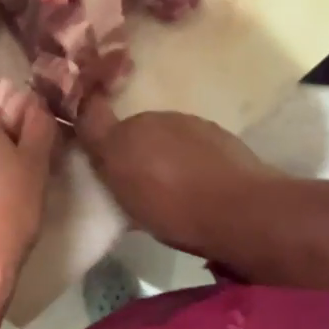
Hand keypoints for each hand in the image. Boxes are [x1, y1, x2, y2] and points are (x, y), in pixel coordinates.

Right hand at [77, 100, 278, 255]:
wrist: (239, 210)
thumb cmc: (173, 207)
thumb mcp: (124, 194)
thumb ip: (105, 162)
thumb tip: (89, 132)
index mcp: (128, 130)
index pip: (96, 118)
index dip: (90, 129)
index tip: (88, 149)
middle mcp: (159, 118)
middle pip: (133, 131)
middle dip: (130, 150)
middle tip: (132, 182)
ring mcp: (193, 125)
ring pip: (165, 138)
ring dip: (161, 157)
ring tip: (167, 189)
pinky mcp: (222, 138)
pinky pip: (192, 148)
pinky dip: (188, 162)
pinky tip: (195, 187)